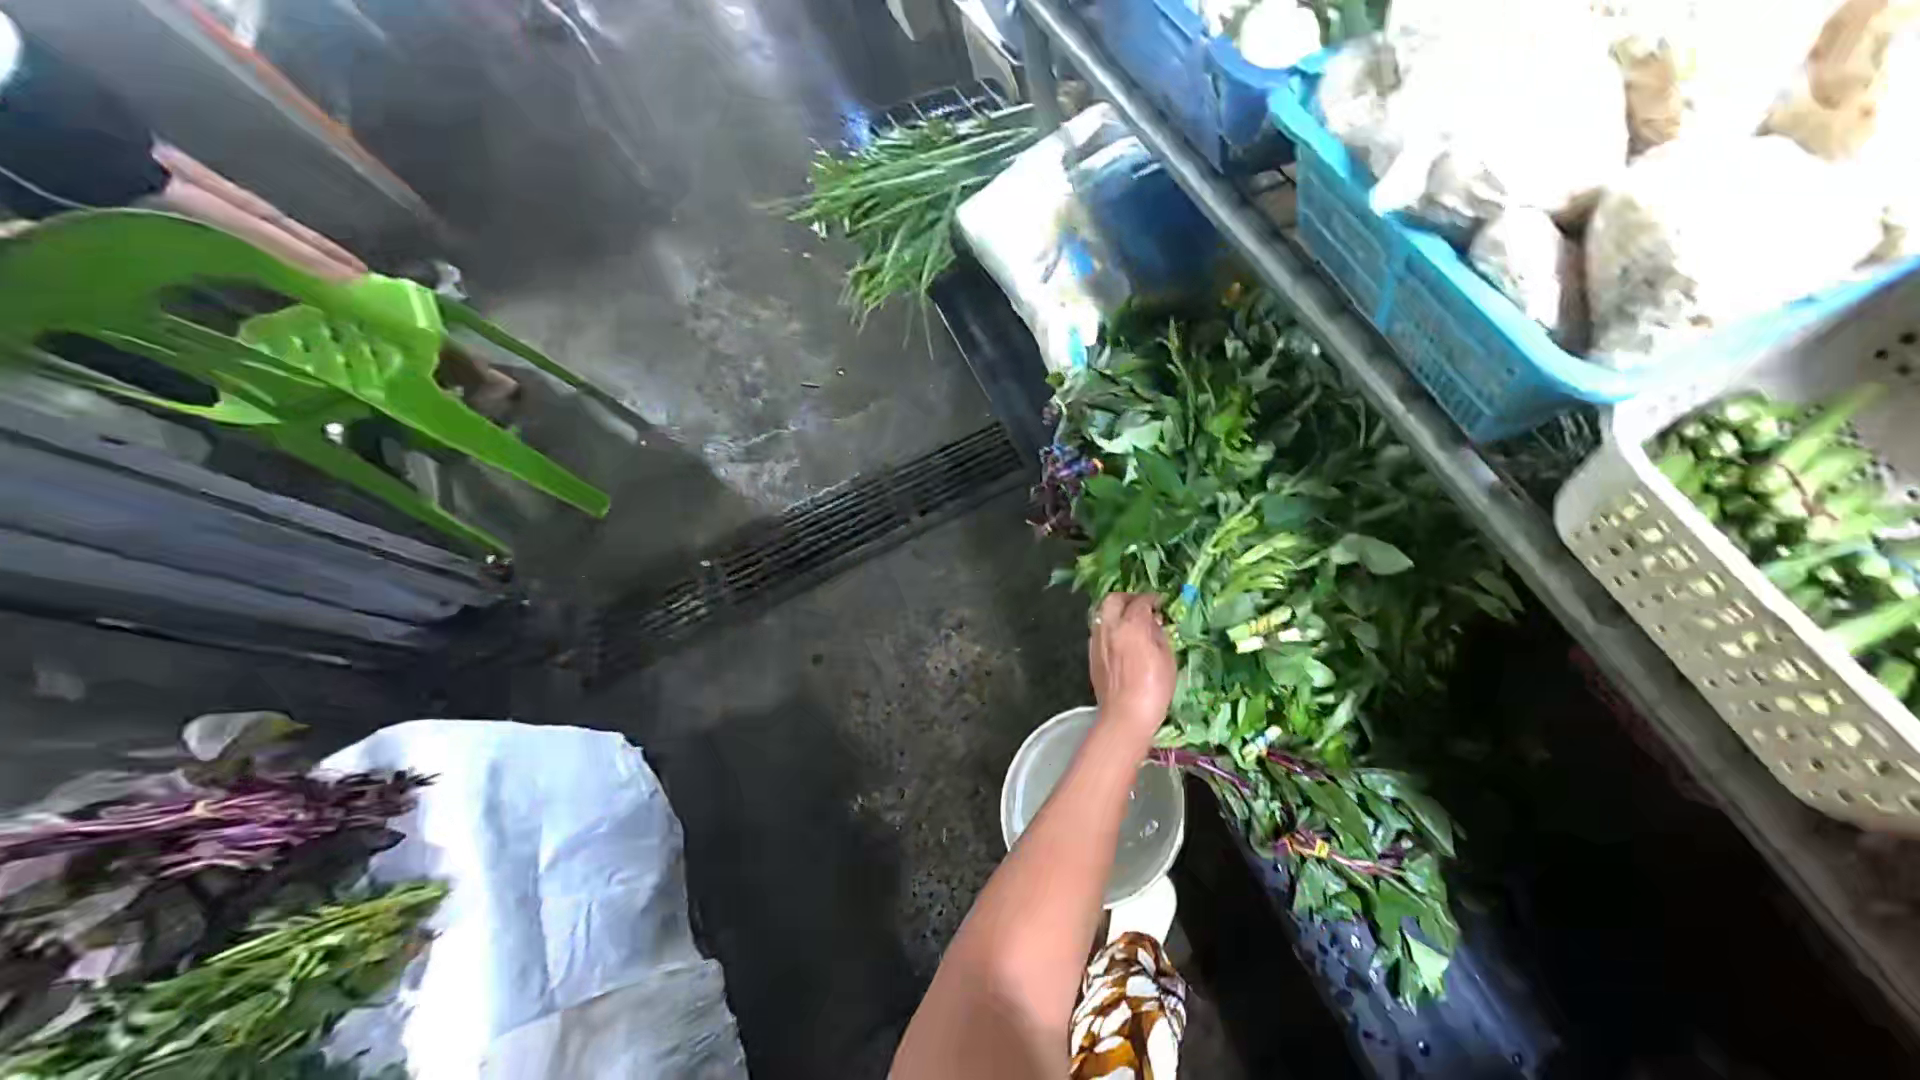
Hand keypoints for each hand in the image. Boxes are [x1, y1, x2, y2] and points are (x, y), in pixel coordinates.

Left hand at [1088, 593, 1174, 733]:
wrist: (1125, 715)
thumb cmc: (1153, 688)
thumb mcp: (1167, 659)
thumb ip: (1159, 635)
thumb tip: (1153, 623)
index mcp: (1130, 626)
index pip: (1140, 602)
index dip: (1152, 599)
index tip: (1160, 603)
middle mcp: (1109, 628)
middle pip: (1113, 599)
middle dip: (1128, 598)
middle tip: (1141, 606)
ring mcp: (1096, 641)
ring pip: (1102, 614)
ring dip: (1116, 612)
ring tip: (1131, 622)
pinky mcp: (1091, 655)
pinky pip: (1099, 631)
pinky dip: (1110, 627)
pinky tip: (1121, 639)